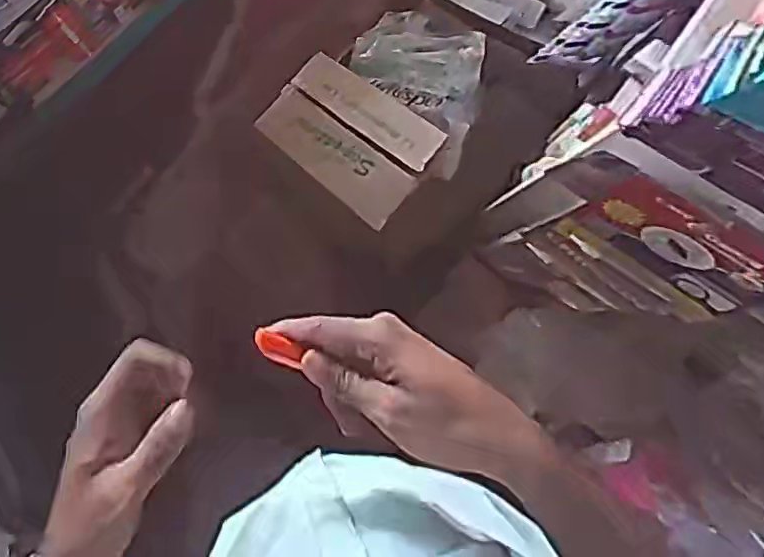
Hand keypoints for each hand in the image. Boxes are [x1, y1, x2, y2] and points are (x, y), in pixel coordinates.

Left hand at [40, 340, 196, 556]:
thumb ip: (155, 448)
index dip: (163, 360)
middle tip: (196, 400)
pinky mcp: (125, 440)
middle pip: (144, 368)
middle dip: (172, 377)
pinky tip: (182, 432)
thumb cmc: (86, 528)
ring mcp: (115, 423)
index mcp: (99, 411)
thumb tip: (186, 407)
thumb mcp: (124, 490)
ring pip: (149, 388)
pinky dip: (170, 413)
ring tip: (194, 414)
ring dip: (173, 394)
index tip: (188, 380)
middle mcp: (106, 409)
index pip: (133, 359)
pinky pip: (151, 411)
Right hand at [267, 313, 551, 486]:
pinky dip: (363, 393)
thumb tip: (306, 357)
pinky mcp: (405, 355)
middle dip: (328, 382)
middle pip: (333, 346)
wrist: (502, 436)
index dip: (289, 334)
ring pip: (349, 362)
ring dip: (347, 394)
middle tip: (346, 421)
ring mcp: (396, 341)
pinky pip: (368, 369)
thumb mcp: (386, 412)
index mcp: (378, 335)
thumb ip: (342, 382)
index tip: (262, 337)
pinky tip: (378, 418)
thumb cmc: (445, 425)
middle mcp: (384, 328)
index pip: (321, 328)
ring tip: (368, 427)